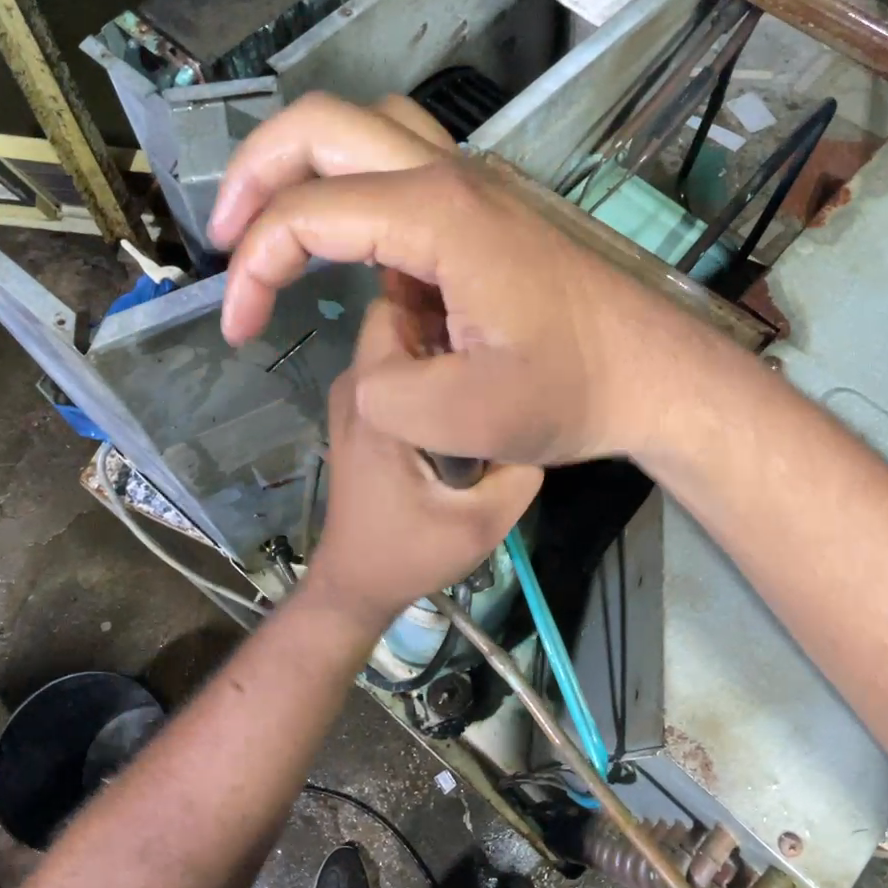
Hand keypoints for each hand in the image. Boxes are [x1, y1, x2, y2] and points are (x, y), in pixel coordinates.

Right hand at [210, 92, 707, 465]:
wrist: (653, 377)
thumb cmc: (573, 394)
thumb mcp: (468, 419)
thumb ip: (386, 395)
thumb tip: (370, 369)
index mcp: (438, 216)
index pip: (309, 215)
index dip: (254, 270)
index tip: (238, 334)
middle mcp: (452, 177)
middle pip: (325, 126)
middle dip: (256, 175)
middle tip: (224, 237)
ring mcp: (476, 186)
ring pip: (366, 131)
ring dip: (307, 168)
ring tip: (274, 229)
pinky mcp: (489, 211)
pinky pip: (403, 170)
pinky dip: (356, 195)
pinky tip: (356, 259)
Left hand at [303, 287, 541, 626]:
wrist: (357, 582)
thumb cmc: (412, 554)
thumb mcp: (485, 521)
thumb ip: (520, 465)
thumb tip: (537, 416)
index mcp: (380, 406)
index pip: (403, 309)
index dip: (451, 305)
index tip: (495, 325)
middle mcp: (354, 389)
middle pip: (401, 320)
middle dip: (449, 325)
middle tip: (498, 350)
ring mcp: (350, 400)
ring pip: (398, 345)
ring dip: (440, 351)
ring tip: (486, 373)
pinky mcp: (358, 415)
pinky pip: (393, 371)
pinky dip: (426, 374)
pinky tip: (462, 399)